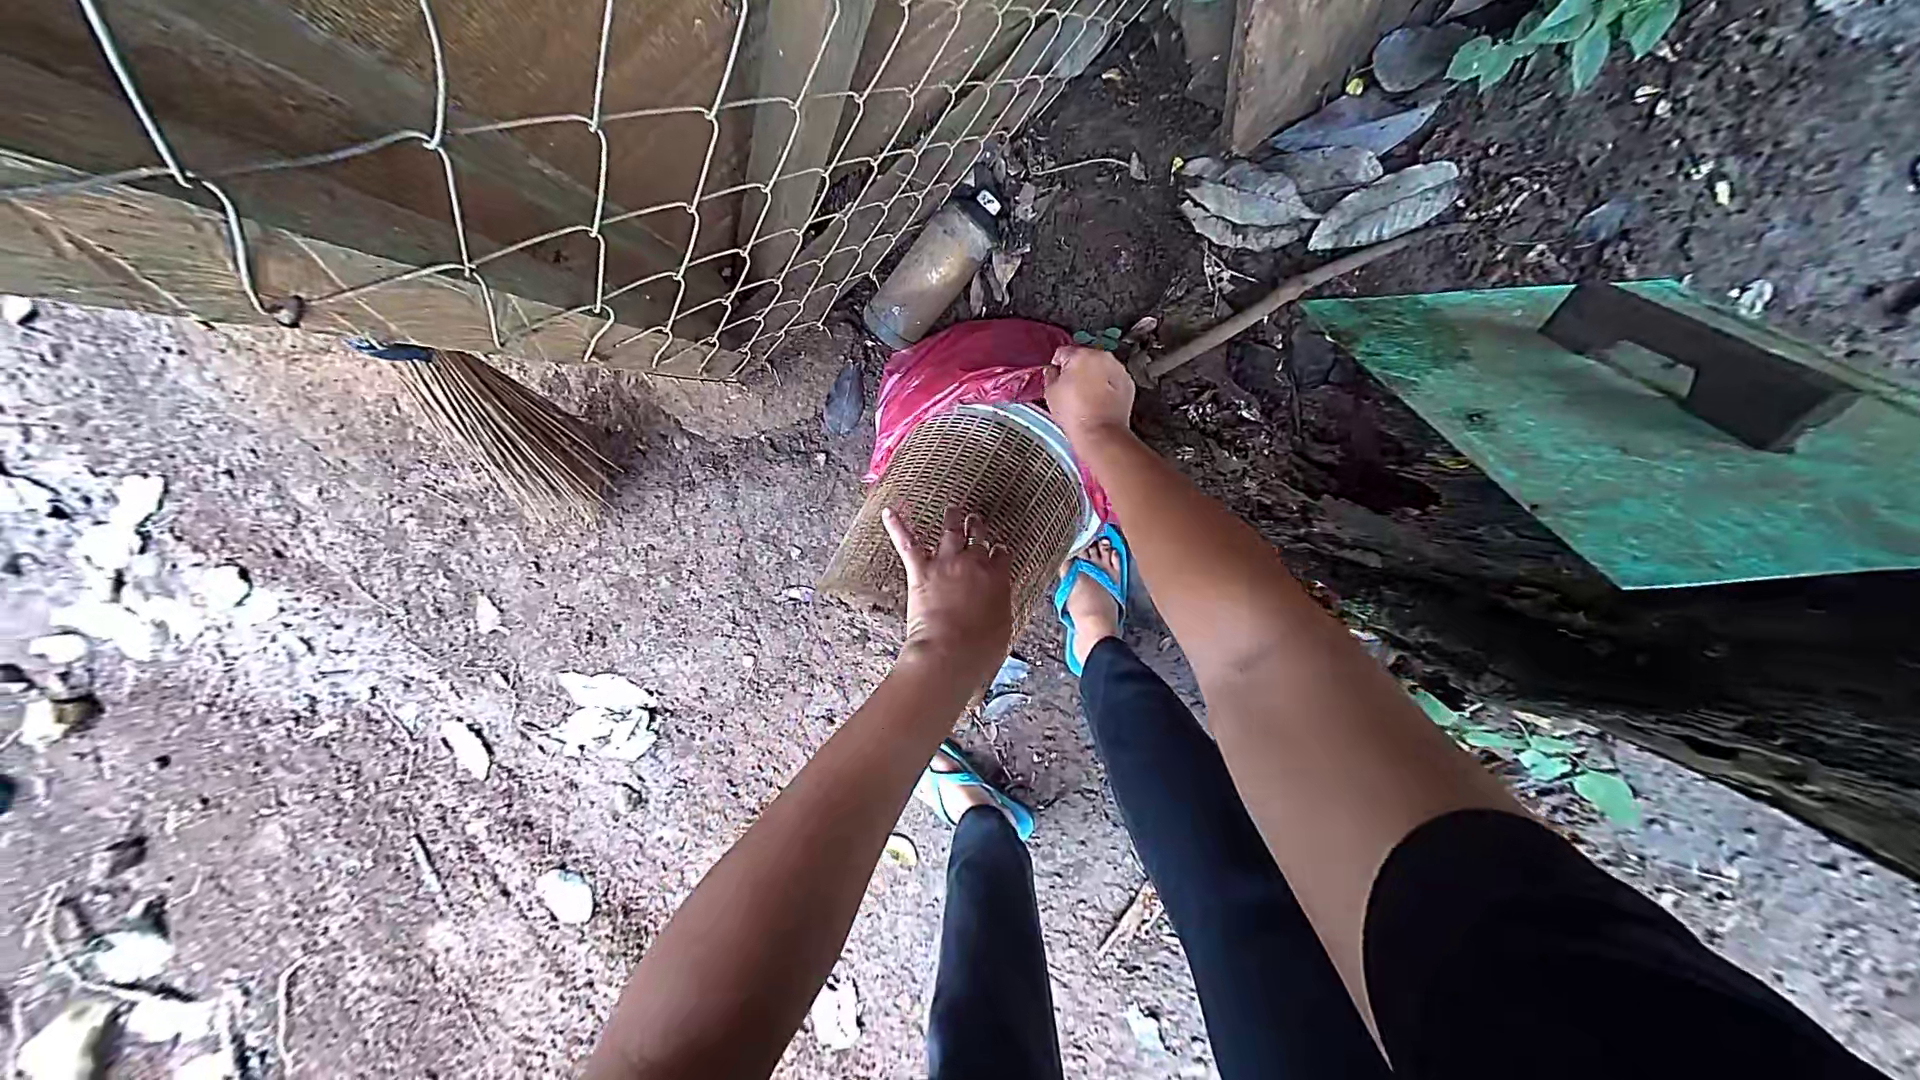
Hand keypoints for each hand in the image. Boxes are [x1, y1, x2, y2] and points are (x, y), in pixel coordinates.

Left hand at [882, 506, 1013, 678]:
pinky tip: (888, 512)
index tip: (998, 549)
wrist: (952, 651)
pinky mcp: (922, 571)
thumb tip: (996, 610)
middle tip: (975, 519)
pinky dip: (897, 526)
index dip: (999, 551)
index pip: (1001, 556)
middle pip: (977, 537)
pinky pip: (908, 543)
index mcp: (997, 580)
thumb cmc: (979, 648)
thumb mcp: (1002, 629)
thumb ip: (999, 611)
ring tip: (952, 509)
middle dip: (977, 526)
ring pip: (950, 531)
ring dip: (952, 518)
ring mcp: (946, 564)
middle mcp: (974, 565)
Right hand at [1044, 345, 1134, 442]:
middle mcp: (1102, 357)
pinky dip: (1107, 386)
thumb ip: (1050, 375)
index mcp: (1080, 355)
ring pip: (1100, 367)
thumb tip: (1053, 371)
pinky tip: (1099, 401)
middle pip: (1084, 357)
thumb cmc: (1075, 414)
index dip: (1057, 365)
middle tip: (1072, 390)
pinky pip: (1113, 379)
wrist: (1100, 432)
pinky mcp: (1128, 382)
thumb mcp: (1050, 393)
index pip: (1063, 352)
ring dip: (1094, 376)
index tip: (1057, 377)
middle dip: (1078, 370)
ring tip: (1087, 397)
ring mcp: (1118, 369)